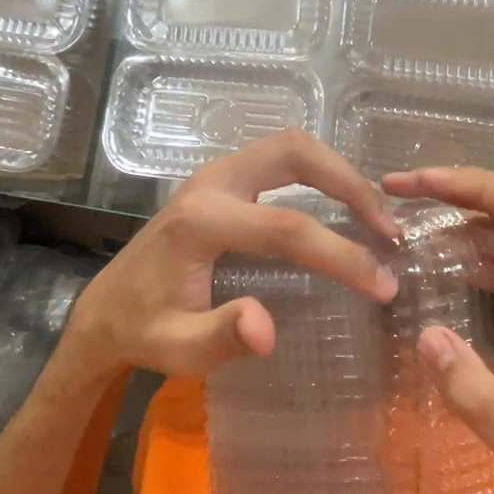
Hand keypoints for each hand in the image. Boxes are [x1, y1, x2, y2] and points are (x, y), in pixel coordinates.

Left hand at [65, 129, 401, 377]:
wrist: (106, 307)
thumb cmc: (144, 329)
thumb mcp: (176, 348)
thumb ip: (220, 336)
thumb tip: (267, 330)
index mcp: (201, 220)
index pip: (285, 226)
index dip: (339, 253)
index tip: (383, 283)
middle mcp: (211, 181)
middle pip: (292, 152)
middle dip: (347, 181)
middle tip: (387, 225)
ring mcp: (216, 172)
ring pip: (289, 146)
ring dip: (337, 171)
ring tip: (374, 214)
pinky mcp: (223, 177)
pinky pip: (280, 158)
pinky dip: (319, 172)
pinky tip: (342, 205)